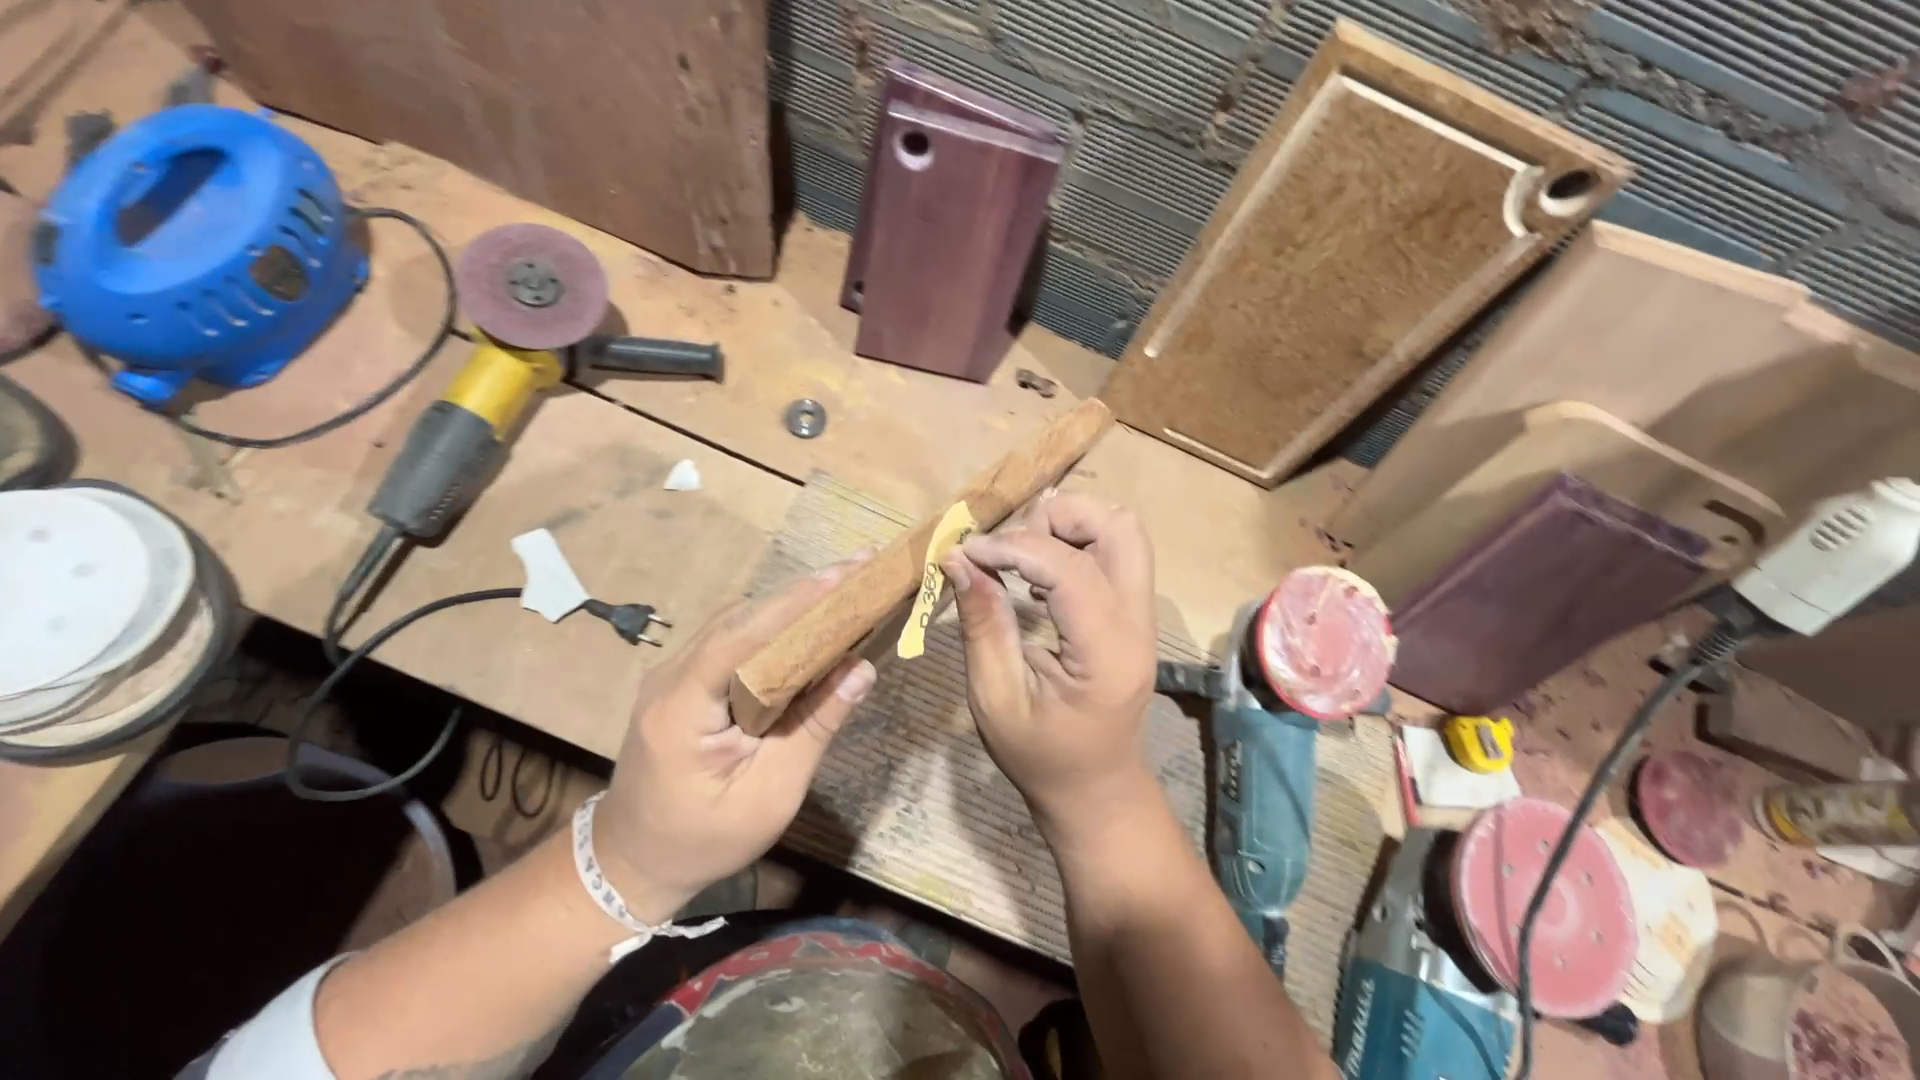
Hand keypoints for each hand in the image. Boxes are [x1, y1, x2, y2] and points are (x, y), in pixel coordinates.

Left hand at [592, 554, 876, 921]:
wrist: (632, 861)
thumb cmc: (704, 840)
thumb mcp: (770, 796)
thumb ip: (814, 730)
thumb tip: (861, 670)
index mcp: (682, 710)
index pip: (740, 638)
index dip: (793, 605)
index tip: (842, 577)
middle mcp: (668, 679)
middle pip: (739, 620)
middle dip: (800, 594)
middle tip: (857, 569)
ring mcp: (669, 677)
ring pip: (733, 625)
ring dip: (787, 605)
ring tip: (842, 587)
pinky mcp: (680, 683)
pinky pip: (728, 641)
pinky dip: (770, 627)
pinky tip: (805, 623)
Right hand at [941, 492, 1158, 832]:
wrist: (1096, 790)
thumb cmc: (1040, 757)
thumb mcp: (996, 698)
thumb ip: (982, 624)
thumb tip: (959, 559)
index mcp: (1106, 654)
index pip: (1070, 568)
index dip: (1013, 546)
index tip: (967, 552)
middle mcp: (1138, 626)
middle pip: (1120, 529)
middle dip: (1058, 518)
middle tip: (1008, 546)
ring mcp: (1144, 619)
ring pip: (1126, 534)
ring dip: (1071, 525)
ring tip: (1022, 554)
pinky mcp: (1136, 617)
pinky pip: (1119, 555)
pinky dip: (1078, 543)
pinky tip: (1038, 573)